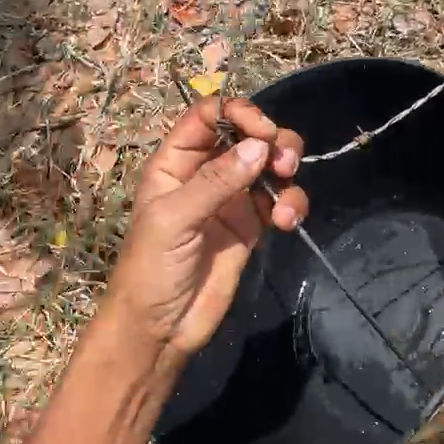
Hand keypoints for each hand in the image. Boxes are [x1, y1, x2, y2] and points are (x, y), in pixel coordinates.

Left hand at [104, 97, 308, 358]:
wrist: (160, 331)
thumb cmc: (151, 270)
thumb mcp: (175, 220)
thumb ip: (216, 181)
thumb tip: (260, 147)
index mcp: (176, 162)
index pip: (209, 116)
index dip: (238, 113)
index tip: (263, 131)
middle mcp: (206, 172)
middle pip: (247, 134)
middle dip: (272, 141)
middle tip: (284, 163)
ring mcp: (232, 198)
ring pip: (269, 164)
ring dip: (286, 172)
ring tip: (287, 204)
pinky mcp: (252, 225)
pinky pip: (280, 199)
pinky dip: (292, 203)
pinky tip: (288, 222)